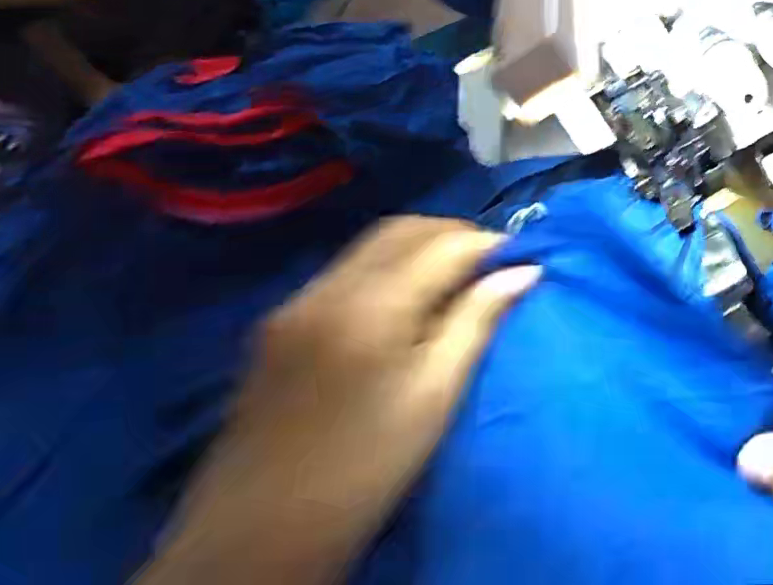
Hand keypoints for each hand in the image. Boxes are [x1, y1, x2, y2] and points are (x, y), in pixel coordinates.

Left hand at [140, 216, 539, 584]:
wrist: (248, 545)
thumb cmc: (362, 475)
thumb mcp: (434, 399)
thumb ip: (478, 322)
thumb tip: (524, 271)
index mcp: (371, 308)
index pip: (445, 245)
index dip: (489, 245)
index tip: (521, 261)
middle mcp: (329, 288)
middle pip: (405, 228)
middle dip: (454, 236)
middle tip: (488, 267)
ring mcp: (297, 301)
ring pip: (373, 243)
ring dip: (420, 247)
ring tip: (452, 281)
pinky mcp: (279, 321)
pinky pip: (345, 268)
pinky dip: (385, 267)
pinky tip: (401, 302)